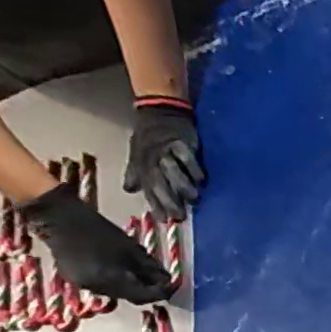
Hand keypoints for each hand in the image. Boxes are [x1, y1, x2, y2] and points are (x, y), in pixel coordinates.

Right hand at [19, 182, 171, 301]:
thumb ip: (148, 266)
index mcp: (111, 278)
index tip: (170, 288)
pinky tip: (120, 272)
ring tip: (142, 276)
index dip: (158, 293)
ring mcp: (84, 286)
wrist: (59, 218)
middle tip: (159, 282)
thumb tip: (165, 280)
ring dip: (131, 287)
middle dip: (146, 291)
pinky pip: (102, 287)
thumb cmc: (97, 228)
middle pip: (129, 296)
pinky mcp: (75, 282)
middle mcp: (98, 288)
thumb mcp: (128, 246)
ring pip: (116, 293)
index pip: (141, 295)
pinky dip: (115, 282)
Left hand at [123, 97, 203, 221]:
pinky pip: (187, 158)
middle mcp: (153, 161)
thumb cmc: (148, 137)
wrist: (160, 111)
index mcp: (142, 166)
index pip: (149, 190)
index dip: (156, 206)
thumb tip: (129, 189)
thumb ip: (135, 173)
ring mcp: (167, 151)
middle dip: (170, 201)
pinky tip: (202, 180)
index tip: (164, 220)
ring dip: (183, 187)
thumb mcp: (136, 154)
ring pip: (174, 172)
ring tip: (194, 199)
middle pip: (161, 184)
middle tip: (181, 216)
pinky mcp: (181, 142)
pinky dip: (194, 169)